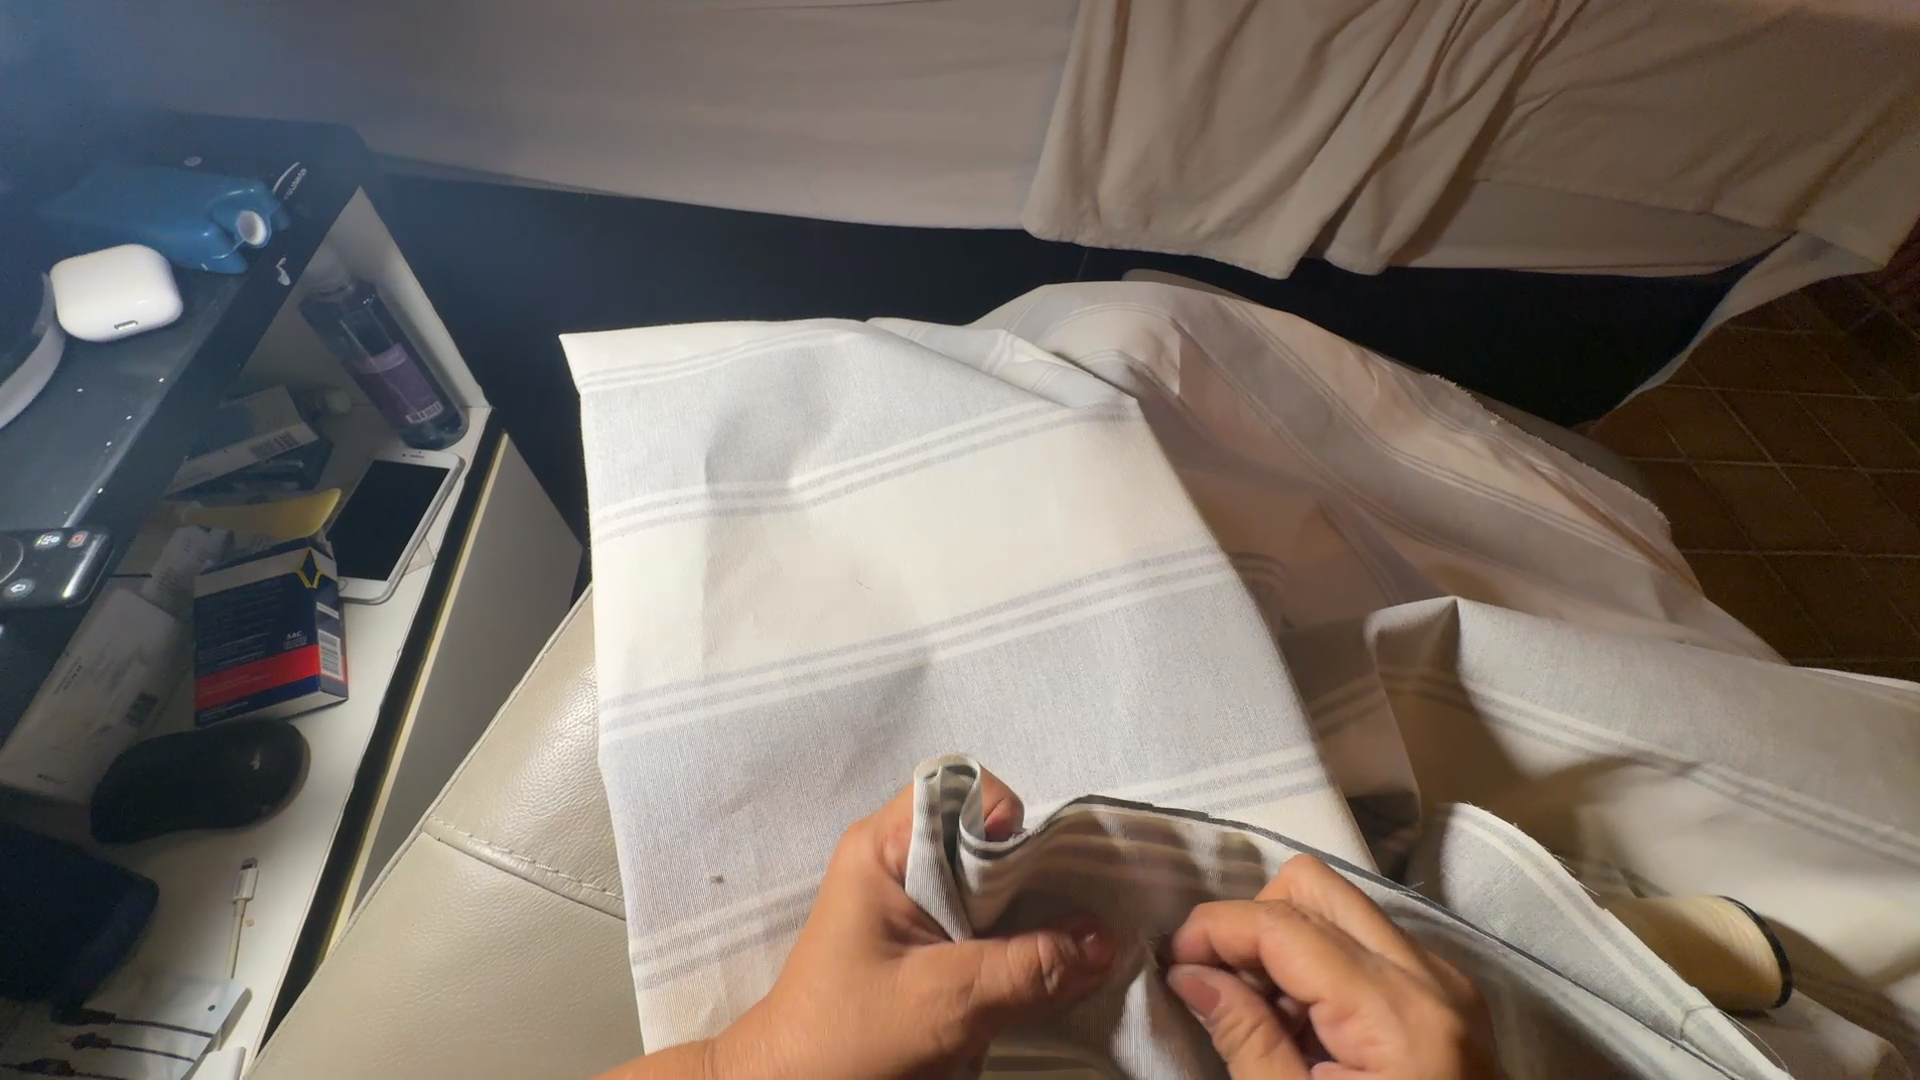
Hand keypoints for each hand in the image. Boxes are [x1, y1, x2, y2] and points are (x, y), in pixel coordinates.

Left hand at [602, 770, 1115, 1079]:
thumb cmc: (849, 1040)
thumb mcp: (944, 1004)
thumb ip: (1026, 969)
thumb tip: (1106, 940)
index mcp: (883, 844)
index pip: (957, 788)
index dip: (1002, 816)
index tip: (1032, 871)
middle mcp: (896, 851)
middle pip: (978, 826)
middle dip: (1026, 864)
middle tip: (1064, 909)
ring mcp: (906, 887)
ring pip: (983, 868)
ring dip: (1023, 900)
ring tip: (1058, 938)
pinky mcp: (918, 923)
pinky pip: (977, 902)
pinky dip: (1010, 925)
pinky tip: (1034, 957)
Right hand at [1164, 855, 1494, 1079]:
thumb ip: (1242, 1037)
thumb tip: (1186, 972)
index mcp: (1399, 1017)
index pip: (1282, 924)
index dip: (1214, 929)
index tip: (1174, 962)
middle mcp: (1428, 976)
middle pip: (1311, 886)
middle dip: (1252, 920)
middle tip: (1225, 981)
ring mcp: (1442, 978)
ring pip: (1333, 900)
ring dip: (1281, 935)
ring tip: (1267, 1007)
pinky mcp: (1443, 989)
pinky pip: (1358, 931)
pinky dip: (1314, 954)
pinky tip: (1305, 1017)